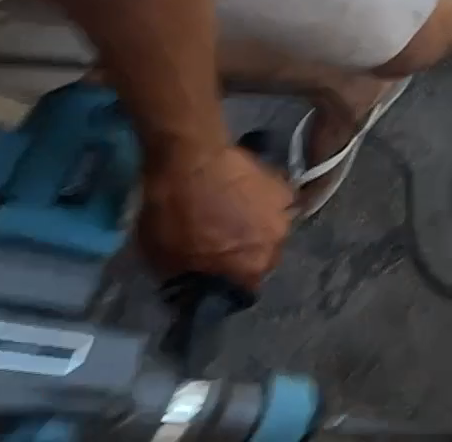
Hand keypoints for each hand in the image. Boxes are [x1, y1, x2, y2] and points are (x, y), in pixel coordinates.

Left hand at [137, 145, 291, 289]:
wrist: (193, 160)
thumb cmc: (175, 215)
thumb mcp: (165, 261)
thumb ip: (190, 280)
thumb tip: (197, 290)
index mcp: (252, 264)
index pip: (246, 290)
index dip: (227, 286)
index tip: (211, 279)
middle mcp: (278, 240)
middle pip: (264, 258)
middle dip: (246, 257)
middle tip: (220, 248)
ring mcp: (285, 209)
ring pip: (271, 229)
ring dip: (255, 229)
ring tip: (232, 219)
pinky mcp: (284, 183)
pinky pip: (274, 205)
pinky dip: (260, 206)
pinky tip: (240, 198)